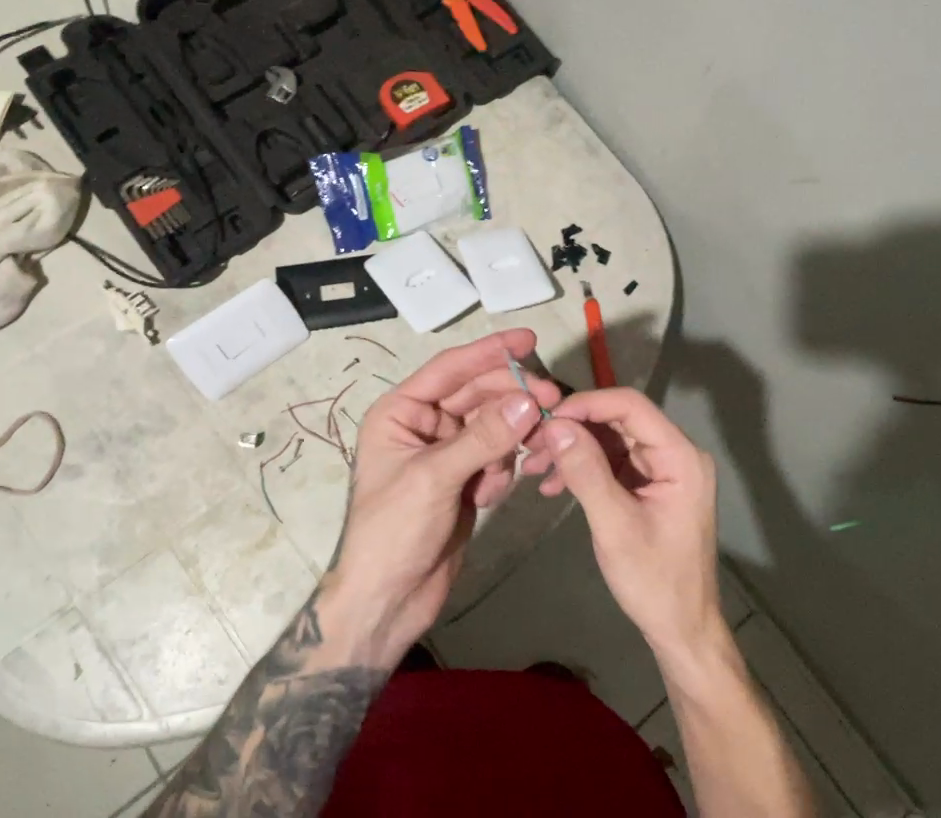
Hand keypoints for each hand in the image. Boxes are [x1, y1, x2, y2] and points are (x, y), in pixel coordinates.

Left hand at [323, 329, 557, 665]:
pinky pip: (495, 457)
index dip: (489, 351)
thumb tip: (530, 402)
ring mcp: (446, 454)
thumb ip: (484, 438)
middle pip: (478, 395)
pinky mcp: (463, 480)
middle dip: (512, 399)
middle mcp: (423, 426)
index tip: (529, 339)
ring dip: (509, 441)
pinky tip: (489, 496)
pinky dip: (500, 471)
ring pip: (493, 426)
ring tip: (518, 462)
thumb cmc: (394, 531)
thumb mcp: (435, 478)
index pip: (450, 369)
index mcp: (400, 412)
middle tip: (552, 402)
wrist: (387, 600)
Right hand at [524, 387, 725, 657]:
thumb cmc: (654, 580)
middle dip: (573, 428)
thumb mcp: (614, 525)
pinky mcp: (648, 486)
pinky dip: (582, 469)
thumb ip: (586, 471)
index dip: (587, 404)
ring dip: (572, 449)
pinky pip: (611, 462)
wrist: (680, 628)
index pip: (630, 406)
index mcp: (681, 457)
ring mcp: (662, 470)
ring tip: (532, 467)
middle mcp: (676, 454)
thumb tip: (555, 425)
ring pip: (610, 440)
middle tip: (531, 443)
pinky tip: (551, 486)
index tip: (545, 417)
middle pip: (618, 420)